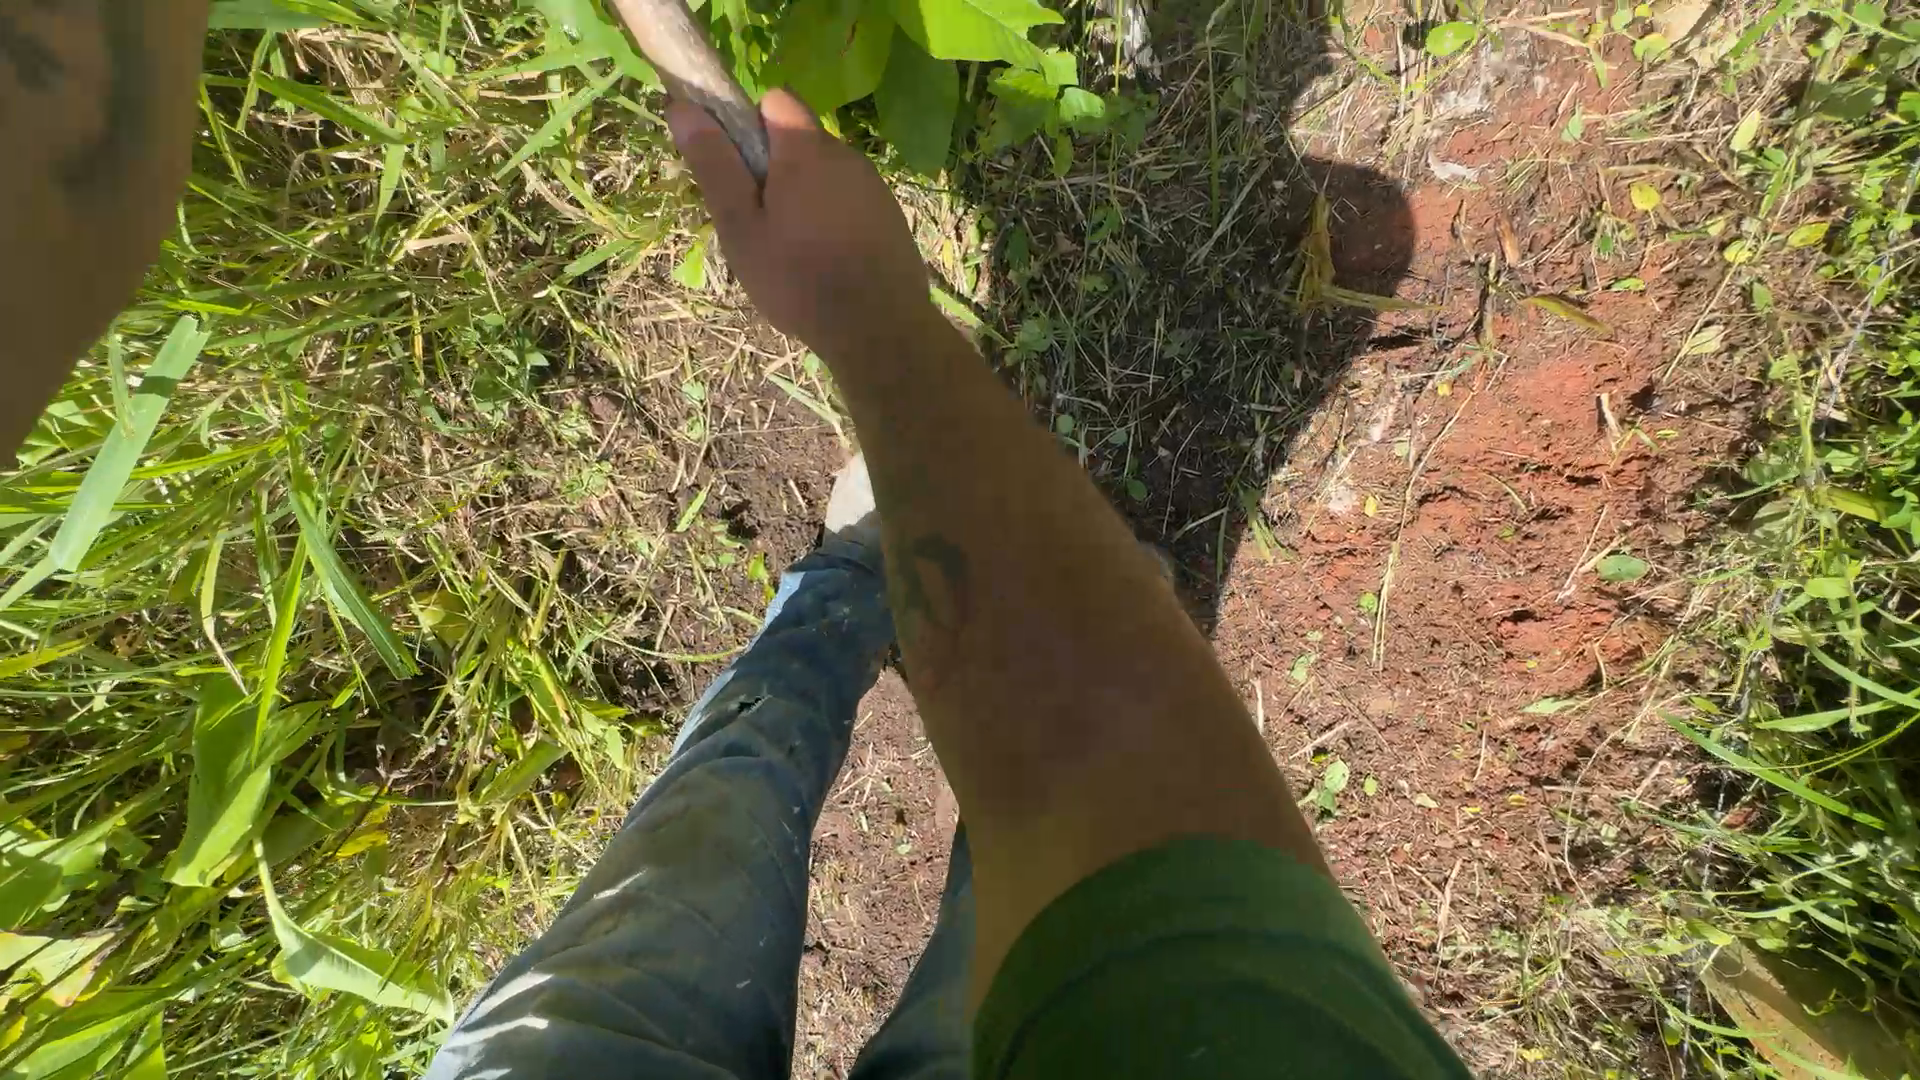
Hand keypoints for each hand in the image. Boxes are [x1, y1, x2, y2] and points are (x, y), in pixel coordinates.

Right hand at [666, 89, 932, 354]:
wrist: (879, 330)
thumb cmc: (798, 280)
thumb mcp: (741, 227)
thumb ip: (715, 165)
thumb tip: (683, 108)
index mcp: (806, 149)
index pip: (776, 101)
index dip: (753, 128)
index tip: (744, 173)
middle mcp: (848, 157)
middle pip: (804, 145)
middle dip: (782, 173)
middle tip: (766, 228)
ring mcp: (877, 190)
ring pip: (832, 179)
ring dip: (812, 202)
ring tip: (801, 256)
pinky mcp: (895, 222)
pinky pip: (856, 208)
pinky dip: (841, 226)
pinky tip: (834, 267)